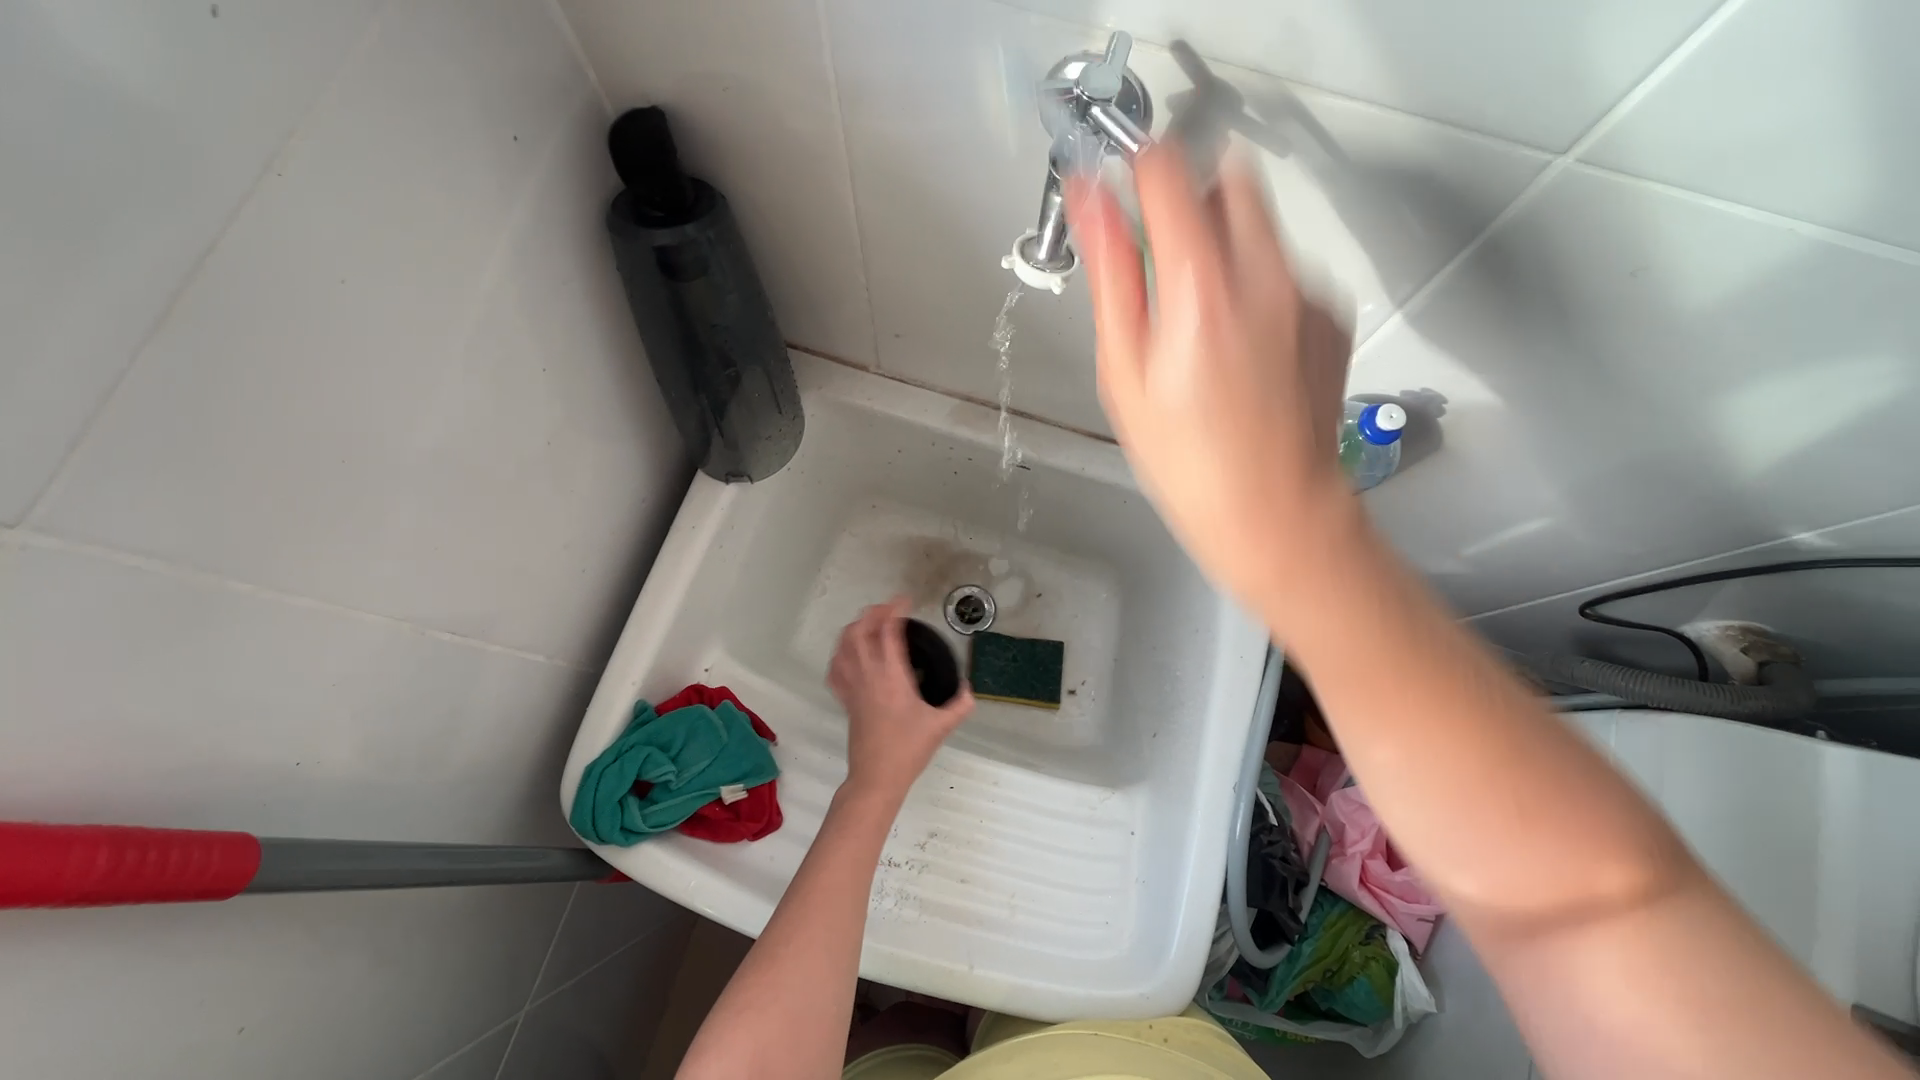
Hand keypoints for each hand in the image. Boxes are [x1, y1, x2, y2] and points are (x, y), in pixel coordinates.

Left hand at [827, 599, 973, 800]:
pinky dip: (840, 655)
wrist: (876, 777)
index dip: (895, 610)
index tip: (905, 601)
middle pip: (859, 631)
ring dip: (853, 629)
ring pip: (843, 647)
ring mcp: (852, 688)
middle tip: (888, 610)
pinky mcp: (845, 701)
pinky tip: (849, 654)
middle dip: (871, 614)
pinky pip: (835, 670)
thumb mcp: (941, 727)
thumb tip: (968, 690)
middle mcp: (868, 676)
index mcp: (892, 677)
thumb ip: (960, 705)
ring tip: (868, 624)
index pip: (889, 632)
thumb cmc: (908, 750)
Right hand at [1066, 148, 1355, 617]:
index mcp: (1200, 286)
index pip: (1168, 167)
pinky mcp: (1330, 314)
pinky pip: (1284, 267)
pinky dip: (1255, 281)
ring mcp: (1307, 291)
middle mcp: (1266, 273)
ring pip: (1258, 222)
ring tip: (1196, 319)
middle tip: (1156, 258)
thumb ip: (1111, 273)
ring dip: (1220, 242)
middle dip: (1185, 197)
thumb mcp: (1123, 371)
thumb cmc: (1190, 462)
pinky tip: (1237, 345)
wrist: (1275, 513)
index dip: (1135, 165)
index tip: (1118, 185)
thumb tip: (1091, 199)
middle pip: (1224, 176)